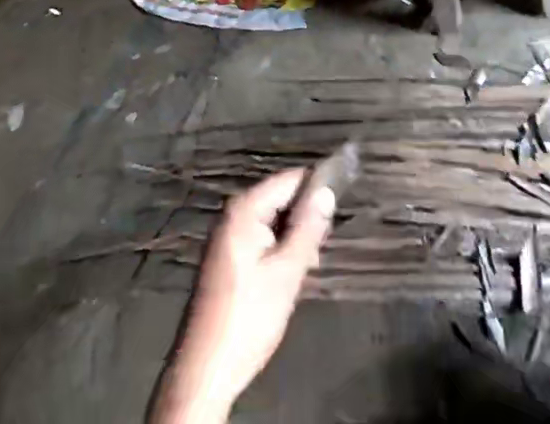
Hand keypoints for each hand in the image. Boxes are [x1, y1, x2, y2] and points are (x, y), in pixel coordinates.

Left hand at [148, 169, 334, 423]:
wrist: (205, 370)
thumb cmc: (249, 316)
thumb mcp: (288, 271)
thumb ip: (310, 227)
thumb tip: (328, 191)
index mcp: (244, 210)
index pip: (290, 179)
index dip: (318, 186)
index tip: (343, 202)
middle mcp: (232, 215)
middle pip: (281, 197)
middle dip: (306, 215)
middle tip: (324, 243)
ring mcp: (228, 236)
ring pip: (274, 219)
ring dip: (295, 234)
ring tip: (310, 260)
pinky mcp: (228, 257)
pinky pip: (263, 236)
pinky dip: (281, 247)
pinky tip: (291, 271)